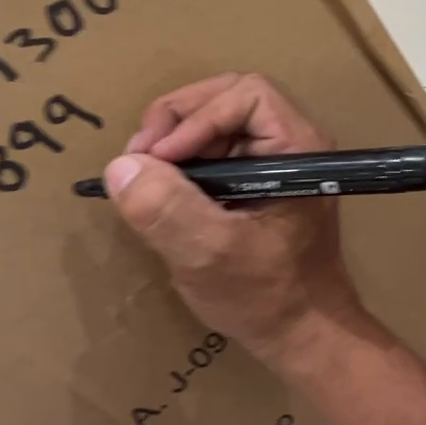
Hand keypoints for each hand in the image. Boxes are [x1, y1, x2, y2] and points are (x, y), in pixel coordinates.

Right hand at [103, 72, 365, 360]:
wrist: (303, 329)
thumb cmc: (267, 294)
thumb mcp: (210, 254)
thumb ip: (168, 209)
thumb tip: (122, 166)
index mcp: (301, 148)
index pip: (249, 94)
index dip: (198, 116)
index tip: (158, 158)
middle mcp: (295, 144)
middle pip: (233, 97)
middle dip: (180, 118)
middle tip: (139, 158)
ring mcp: (280, 161)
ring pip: (223, 120)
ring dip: (178, 137)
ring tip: (143, 172)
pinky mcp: (262, 181)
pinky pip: (220, 148)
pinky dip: (186, 158)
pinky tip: (161, 187)